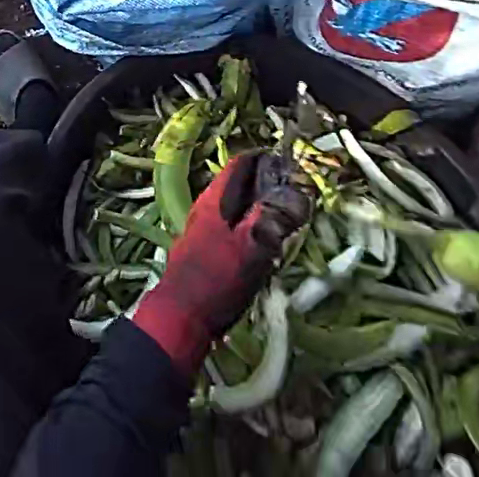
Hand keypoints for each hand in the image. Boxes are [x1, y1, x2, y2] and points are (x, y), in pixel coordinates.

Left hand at [131, 151, 309, 374]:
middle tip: (295, 196)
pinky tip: (265, 247)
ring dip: (258, 210)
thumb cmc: (217, 278)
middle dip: (266, 187)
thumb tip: (297, 194)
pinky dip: (249, 229)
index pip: (240, 164)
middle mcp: (205, 206)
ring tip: (286, 220)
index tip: (290, 166)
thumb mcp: (252, 246)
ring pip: (235, 208)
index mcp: (214, 198)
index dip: (265, 160)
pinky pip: (231, 228)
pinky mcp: (203, 249)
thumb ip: (272, 217)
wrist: (180, 319)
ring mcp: (202, 228)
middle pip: (238, 186)